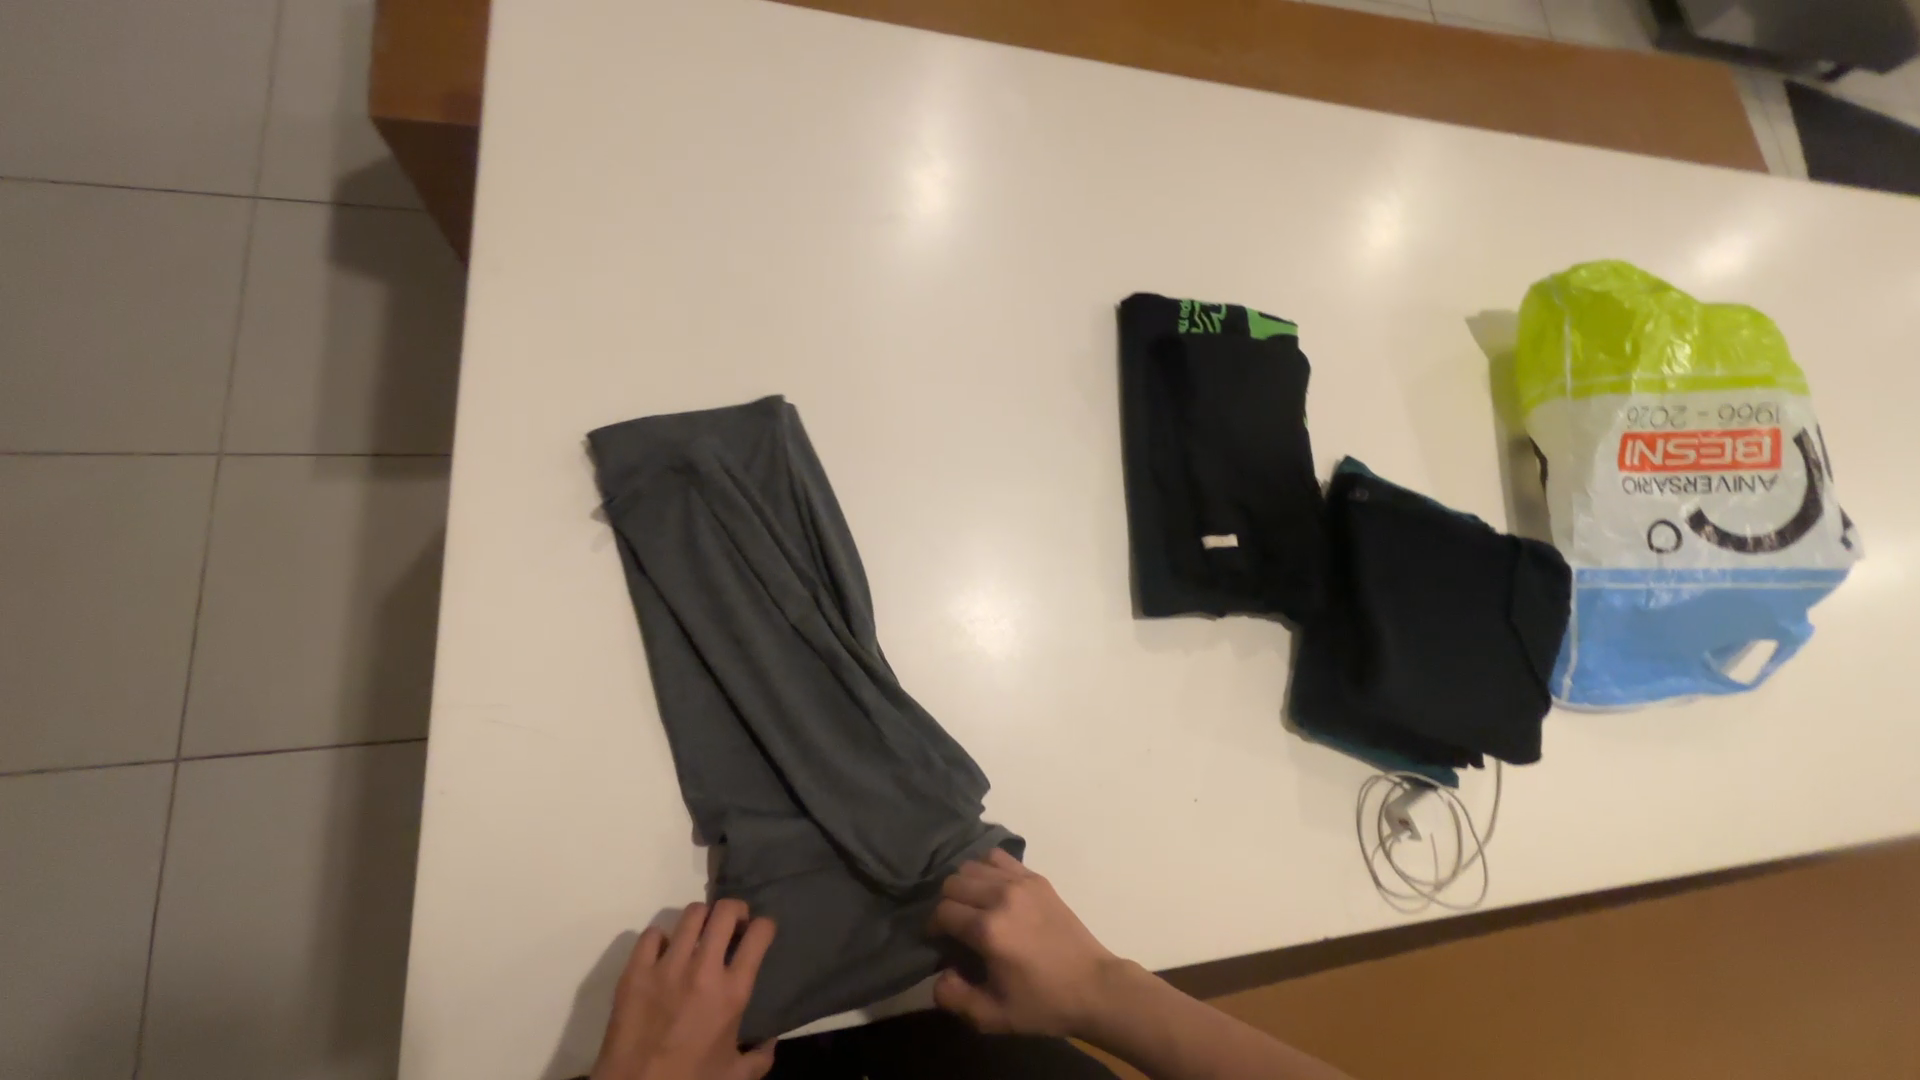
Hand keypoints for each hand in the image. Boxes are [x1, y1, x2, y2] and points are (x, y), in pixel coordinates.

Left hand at [591, 900, 777, 1079]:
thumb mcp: (734, 1077)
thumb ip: (759, 1058)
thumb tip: (771, 1042)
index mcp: (732, 992)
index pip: (759, 933)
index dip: (765, 926)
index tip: (760, 933)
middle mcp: (703, 970)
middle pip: (725, 911)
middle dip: (735, 910)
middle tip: (733, 925)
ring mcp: (666, 967)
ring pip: (691, 914)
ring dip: (701, 919)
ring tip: (699, 934)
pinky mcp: (635, 973)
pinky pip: (652, 934)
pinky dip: (661, 938)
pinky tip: (663, 952)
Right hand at [927, 849, 1131, 1037]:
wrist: (1093, 986)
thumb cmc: (1043, 1003)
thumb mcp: (993, 1016)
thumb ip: (954, 997)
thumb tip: (938, 975)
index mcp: (988, 930)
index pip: (942, 911)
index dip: (933, 927)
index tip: (939, 942)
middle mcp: (1001, 896)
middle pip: (953, 882)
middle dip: (946, 904)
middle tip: (955, 925)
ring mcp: (1020, 882)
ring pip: (973, 865)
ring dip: (965, 884)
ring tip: (972, 906)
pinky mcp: (1036, 878)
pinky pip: (998, 858)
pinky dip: (987, 868)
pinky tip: (992, 889)